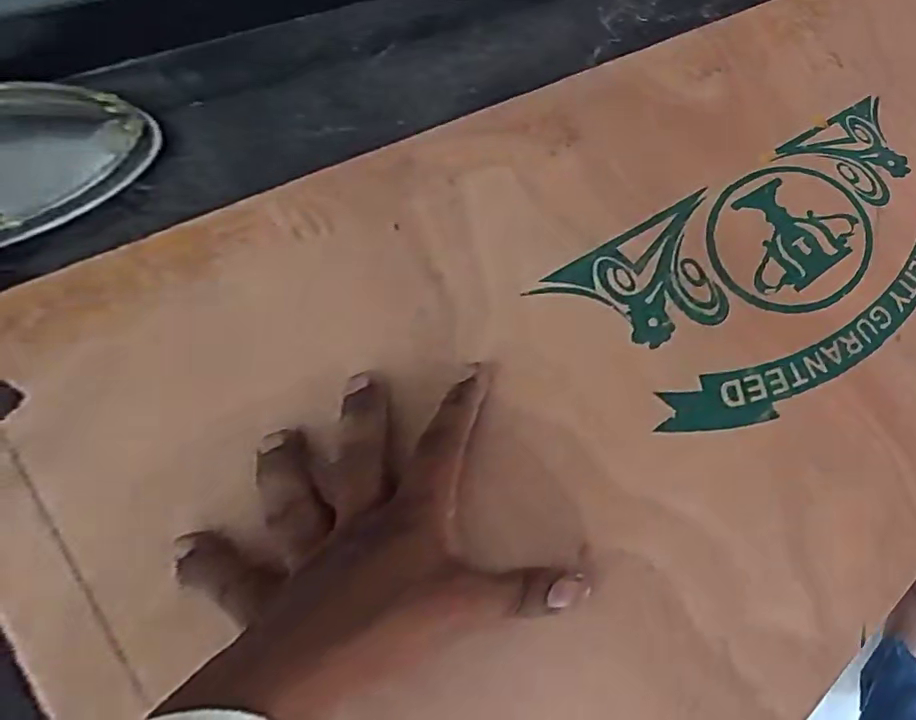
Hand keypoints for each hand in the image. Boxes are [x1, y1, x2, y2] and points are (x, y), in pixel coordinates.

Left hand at [156, 365, 588, 718]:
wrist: (289, 688)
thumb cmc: (386, 629)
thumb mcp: (469, 608)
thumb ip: (525, 592)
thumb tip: (585, 583)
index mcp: (410, 516)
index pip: (441, 450)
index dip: (459, 409)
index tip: (470, 371)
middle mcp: (359, 525)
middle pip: (360, 461)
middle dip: (364, 420)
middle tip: (359, 379)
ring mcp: (308, 559)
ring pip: (297, 504)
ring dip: (285, 472)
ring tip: (274, 439)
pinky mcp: (266, 600)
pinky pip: (238, 578)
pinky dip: (212, 563)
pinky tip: (187, 545)